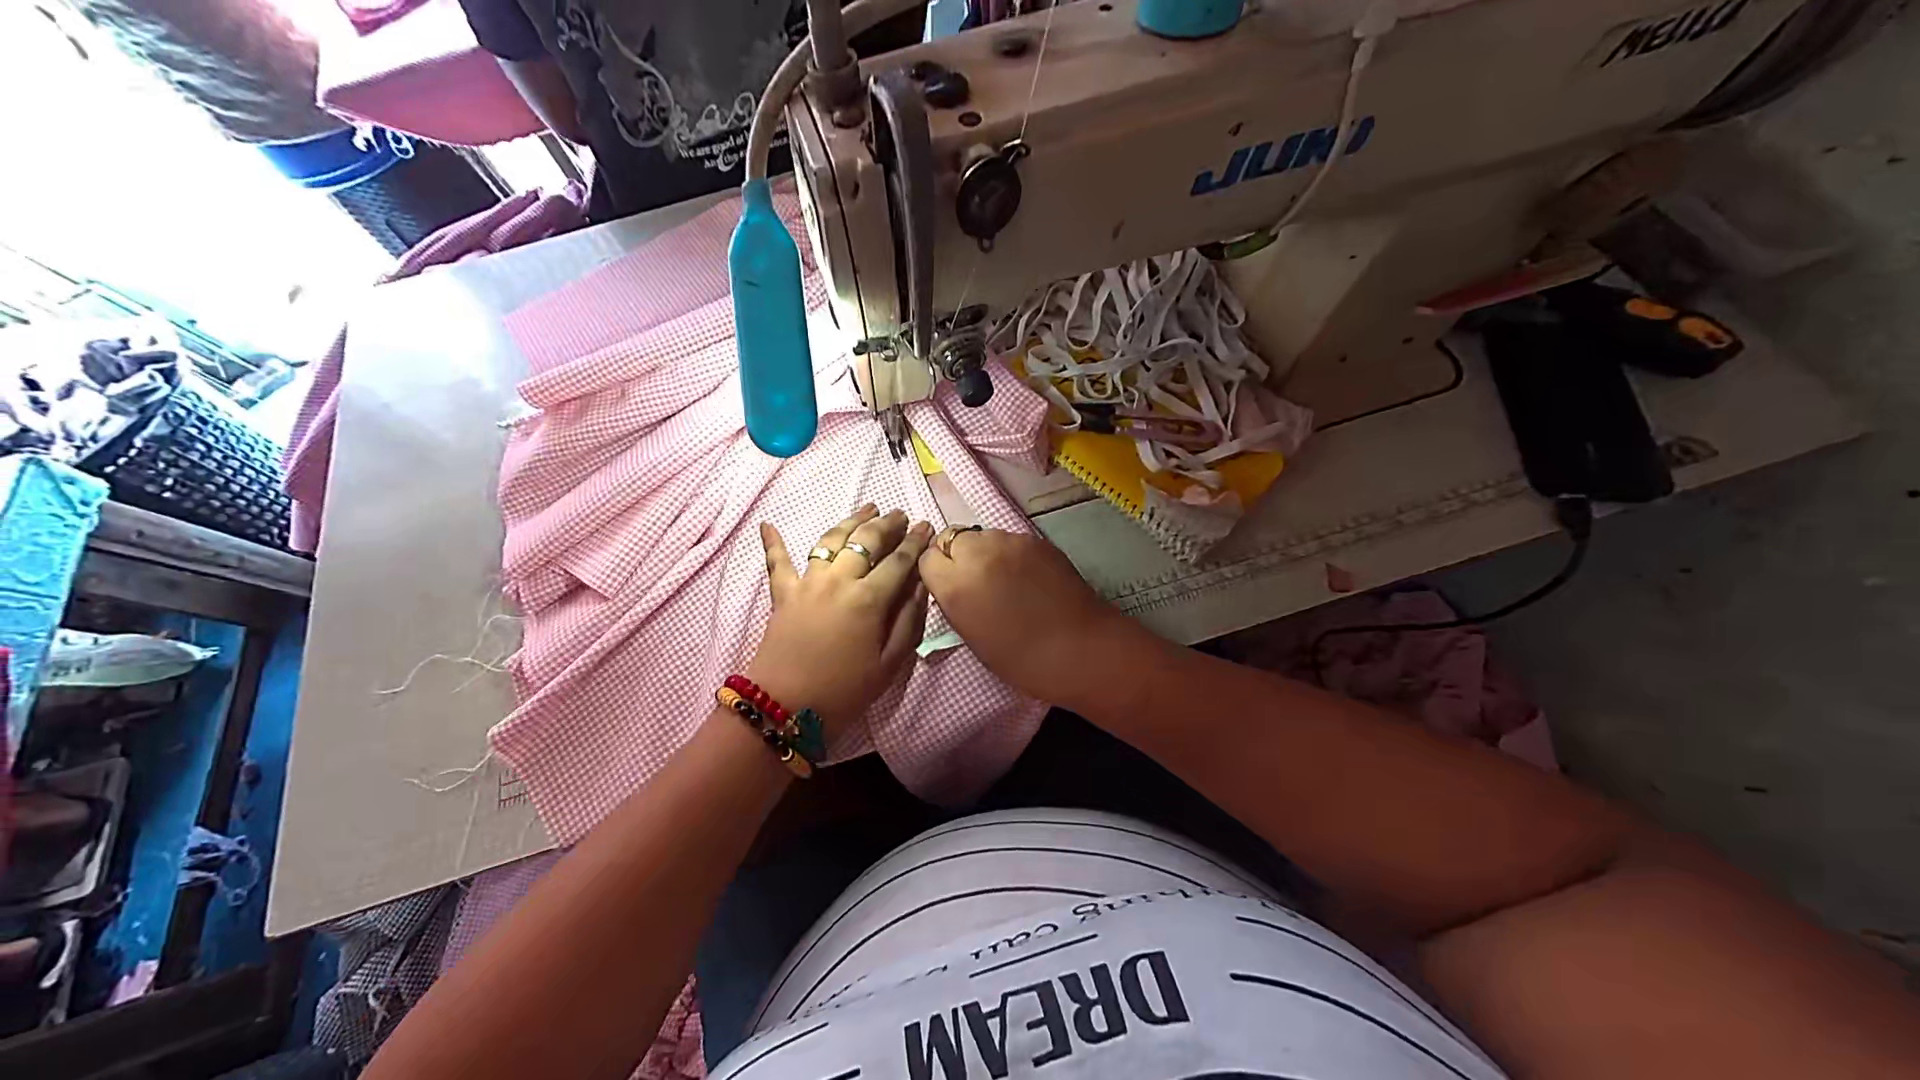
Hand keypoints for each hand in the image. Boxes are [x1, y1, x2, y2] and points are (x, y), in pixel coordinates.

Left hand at [751, 506, 932, 742]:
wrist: (783, 707)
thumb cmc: (843, 691)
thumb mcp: (889, 664)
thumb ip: (908, 621)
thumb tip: (920, 586)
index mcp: (868, 599)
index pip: (899, 561)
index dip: (915, 541)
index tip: (927, 526)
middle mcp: (839, 580)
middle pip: (866, 541)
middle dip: (887, 524)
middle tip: (900, 514)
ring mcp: (807, 583)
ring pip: (830, 540)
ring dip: (851, 521)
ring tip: (867, 508)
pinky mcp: (782, 594)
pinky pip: (777, 563)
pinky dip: (773, 542)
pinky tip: (767, 524)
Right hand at [917, 526, 1144, 704]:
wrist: (1080, 649)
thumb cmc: (1020, 658)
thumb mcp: (970, 634)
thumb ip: (954, 599)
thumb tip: (953, 583)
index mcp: (955, 584)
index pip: (927, 558)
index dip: (937, 571)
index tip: (949, 586)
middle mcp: (978, 553)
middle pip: (953, 538)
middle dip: (959, 555)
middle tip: (976, 580)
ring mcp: (1010, 542)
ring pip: (983, 536)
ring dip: (986, 552)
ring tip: (1005, 579)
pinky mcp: (1036, 540)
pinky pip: (1011, 540)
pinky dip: (1012, 554)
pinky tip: (1028, 577)